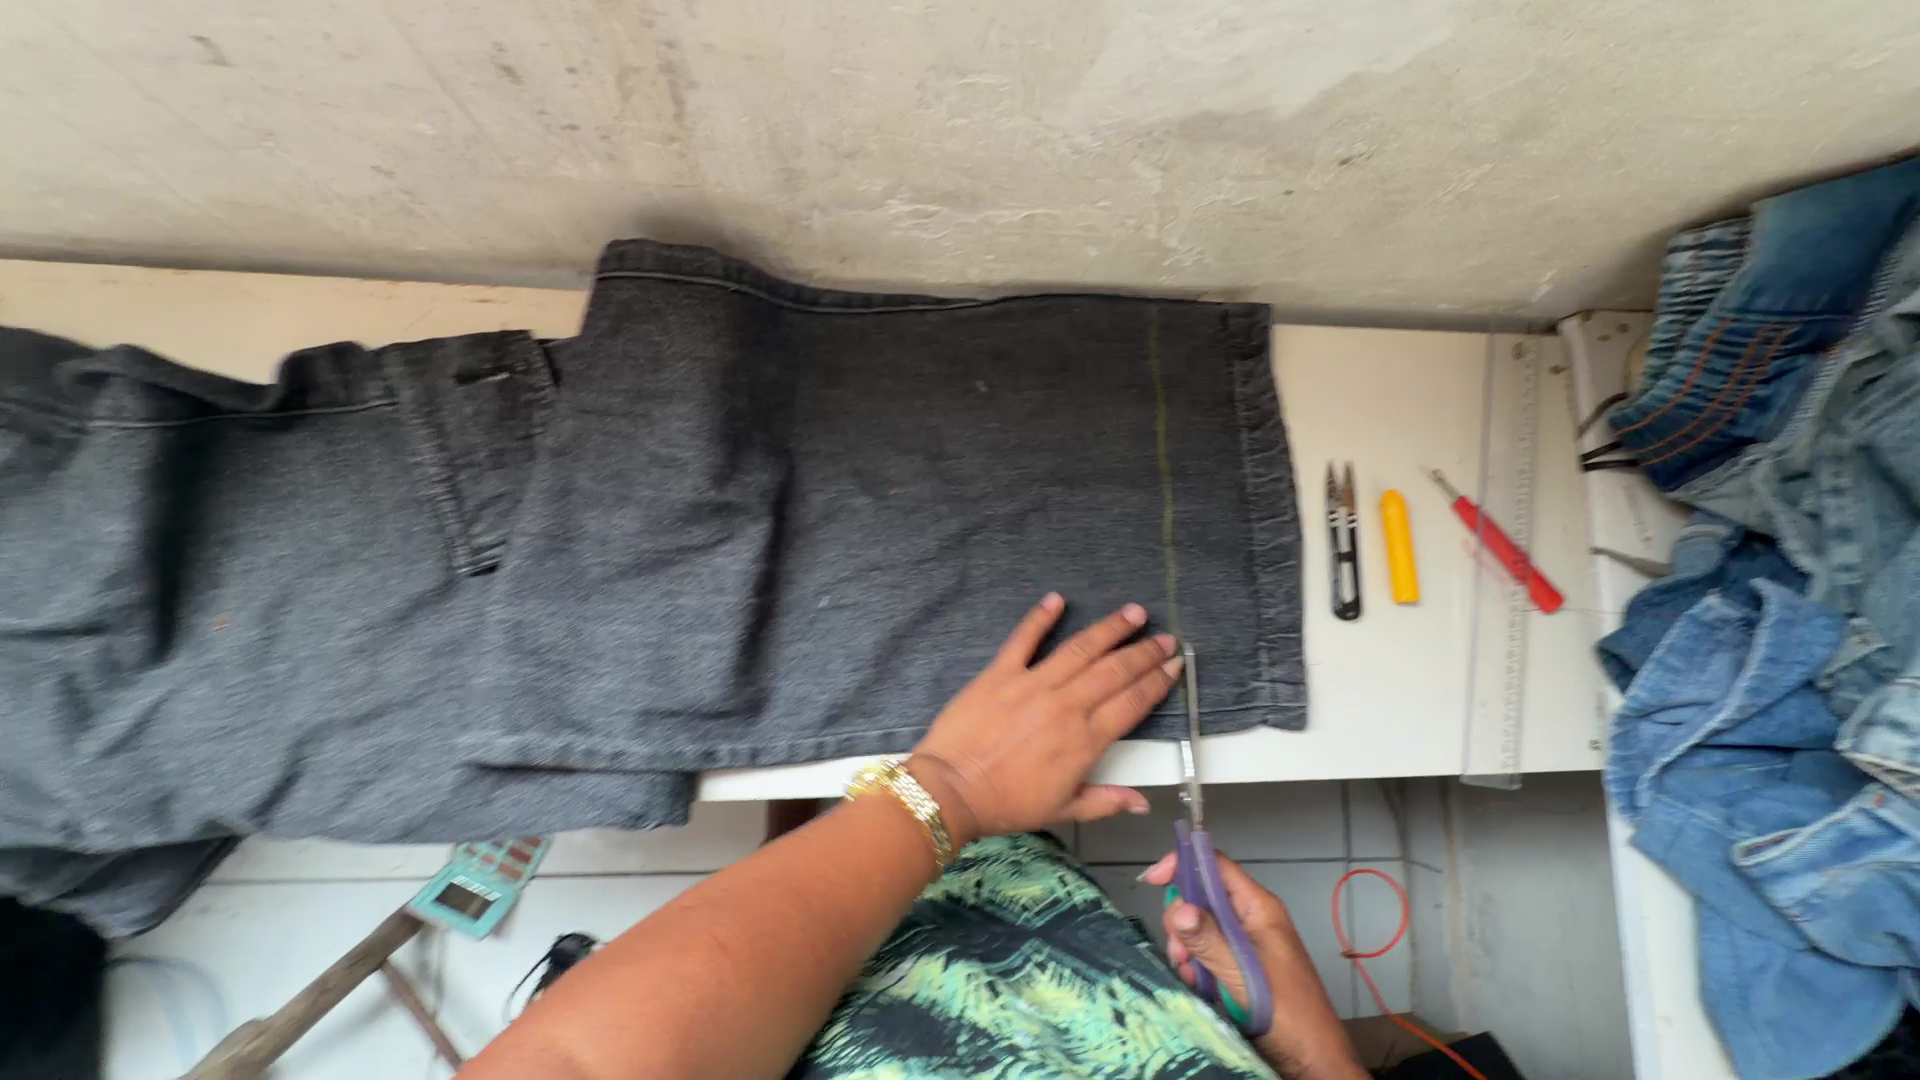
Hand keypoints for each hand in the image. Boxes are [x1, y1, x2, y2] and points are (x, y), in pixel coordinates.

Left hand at [908, 593, 1181, 845]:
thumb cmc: (1008, 804)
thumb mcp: (1063, 810)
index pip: (1132, 703)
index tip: (1173, 666)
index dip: (1156, 682)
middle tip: (1166, 638)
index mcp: (1085, 740)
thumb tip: (1144, 802)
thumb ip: (1106, 801)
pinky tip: (1057, 599)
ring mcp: (1032, 684)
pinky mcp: (1000, 672)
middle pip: (1115, 671)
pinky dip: (1040, 618)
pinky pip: (1023, 639)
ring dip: (1110, 629)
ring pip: (1080, 649)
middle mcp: (1066, 705)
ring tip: (1133, 613)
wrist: (953, 791)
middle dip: (1144, 652)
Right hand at [1142, 851, 1367, 1079]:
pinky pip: (1206, 950)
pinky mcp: (1239, 964)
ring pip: (1199, 924)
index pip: (1214, 864)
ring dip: (1186, 947)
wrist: (1314, 1063)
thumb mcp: (1244, 976)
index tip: (1154, 881)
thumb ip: (1209, 940)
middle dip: (1181, 919)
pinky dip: (1196, 964)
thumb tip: (1177, 907)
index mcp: (1258, 907)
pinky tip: (1199, 985)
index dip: (1182, 863)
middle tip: (1179, 950)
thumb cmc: (1289, 1016)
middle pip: (1200, 895)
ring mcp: (1244, 941)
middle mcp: (1250, 917)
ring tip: (1190, 974)